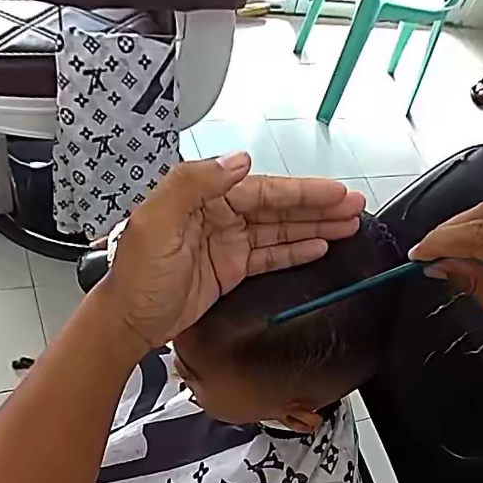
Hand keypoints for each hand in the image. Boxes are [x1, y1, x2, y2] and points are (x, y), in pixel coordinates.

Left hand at [92, 155, 363, 352]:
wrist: (130, 320)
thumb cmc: (135, 275)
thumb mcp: (156, 221)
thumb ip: (194, 184)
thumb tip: (238, 162)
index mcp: (203, 198)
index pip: (265, 191)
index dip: (303, 192)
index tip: (334, 192)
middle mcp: (219, 217)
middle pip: (280, 208)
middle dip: (319, 206)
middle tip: (353, 206)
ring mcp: (228, 244)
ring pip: (281, 230)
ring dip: (315, 226)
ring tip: (347, 224)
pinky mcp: (232, 269)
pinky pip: (272, 255)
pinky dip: (296, 250)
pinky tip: (319, 245)